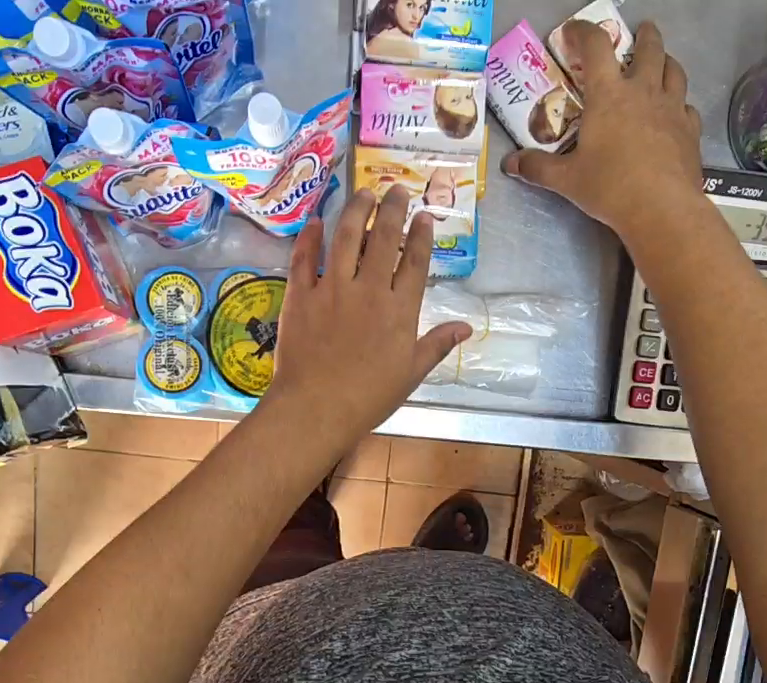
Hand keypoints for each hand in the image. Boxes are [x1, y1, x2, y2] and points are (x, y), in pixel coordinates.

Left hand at [263, 185, 470, 447]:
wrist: (316, 408)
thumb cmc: (369, 398)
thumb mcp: (411, 374)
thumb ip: (437, 345)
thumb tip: (466, 328)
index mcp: (399, 309)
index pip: (414, 261)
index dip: (421, 235)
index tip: (424, 215)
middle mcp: (368, 289)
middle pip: (383, 238)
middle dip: (393, 209)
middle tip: (396, 190)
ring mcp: (331, 288)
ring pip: (346, 236)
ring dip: (356, 210)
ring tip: (363, 193)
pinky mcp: (300, 295)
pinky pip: (304, 257)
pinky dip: (309, 237)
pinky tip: (315, 222)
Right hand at [503, 20, 704, 238]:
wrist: (660, 208)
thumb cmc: (609, 188)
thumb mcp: (567, 180)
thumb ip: (539, 168)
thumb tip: (511, 164)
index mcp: (609, 95)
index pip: (595, 46)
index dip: (583, 32)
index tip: (573, 31)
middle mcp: (643, 91)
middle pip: (649, 48)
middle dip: (644, 35)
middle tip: (641, 31)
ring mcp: (672, 108)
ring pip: (675, 70)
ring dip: (667, 61)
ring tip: (662, 63)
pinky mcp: (690, 130)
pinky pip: (687, 107)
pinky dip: (680, 104)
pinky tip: (676, 113)